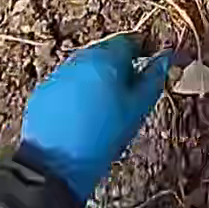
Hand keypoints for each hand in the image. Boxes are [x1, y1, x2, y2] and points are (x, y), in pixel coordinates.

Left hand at [19, 36, 169, 201]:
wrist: (54, 168)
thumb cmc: (103, 135)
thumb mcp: (139, 107)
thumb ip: (155, 78)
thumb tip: (165, 60)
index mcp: (106, 57)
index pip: (132, 39)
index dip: (147, 49)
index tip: (154, 62)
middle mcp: (80, 59)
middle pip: (108, 52)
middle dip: (123, 65)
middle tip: (133, 88)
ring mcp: (58, 75)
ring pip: (88, 68)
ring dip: (102, 78)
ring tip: (109, 105)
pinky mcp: (43, 93)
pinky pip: (70, 83)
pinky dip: (81, 91)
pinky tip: (87, 114)